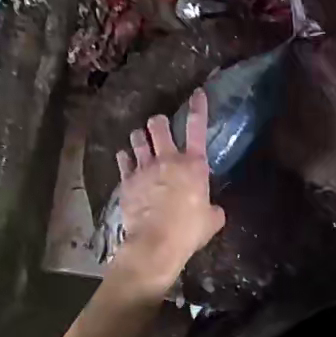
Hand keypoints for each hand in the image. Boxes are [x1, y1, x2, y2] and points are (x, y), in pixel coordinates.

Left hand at [112, 89, 225, 288]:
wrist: (156, 243)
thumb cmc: (189, 230)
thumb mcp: (212, 220)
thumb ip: (213, 208)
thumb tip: (212, 208)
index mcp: (194, 165)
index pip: (197, 128)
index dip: (198, 108)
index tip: (197, 93)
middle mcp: (168, 159)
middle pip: (159, 125)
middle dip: (159, 122)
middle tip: (160, 125)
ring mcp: (144, 168)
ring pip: (137, 138)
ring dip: (140, 137)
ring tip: (141, 140)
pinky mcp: (127, 181)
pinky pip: (123, 160)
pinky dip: (125, 158)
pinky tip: (126, 160)